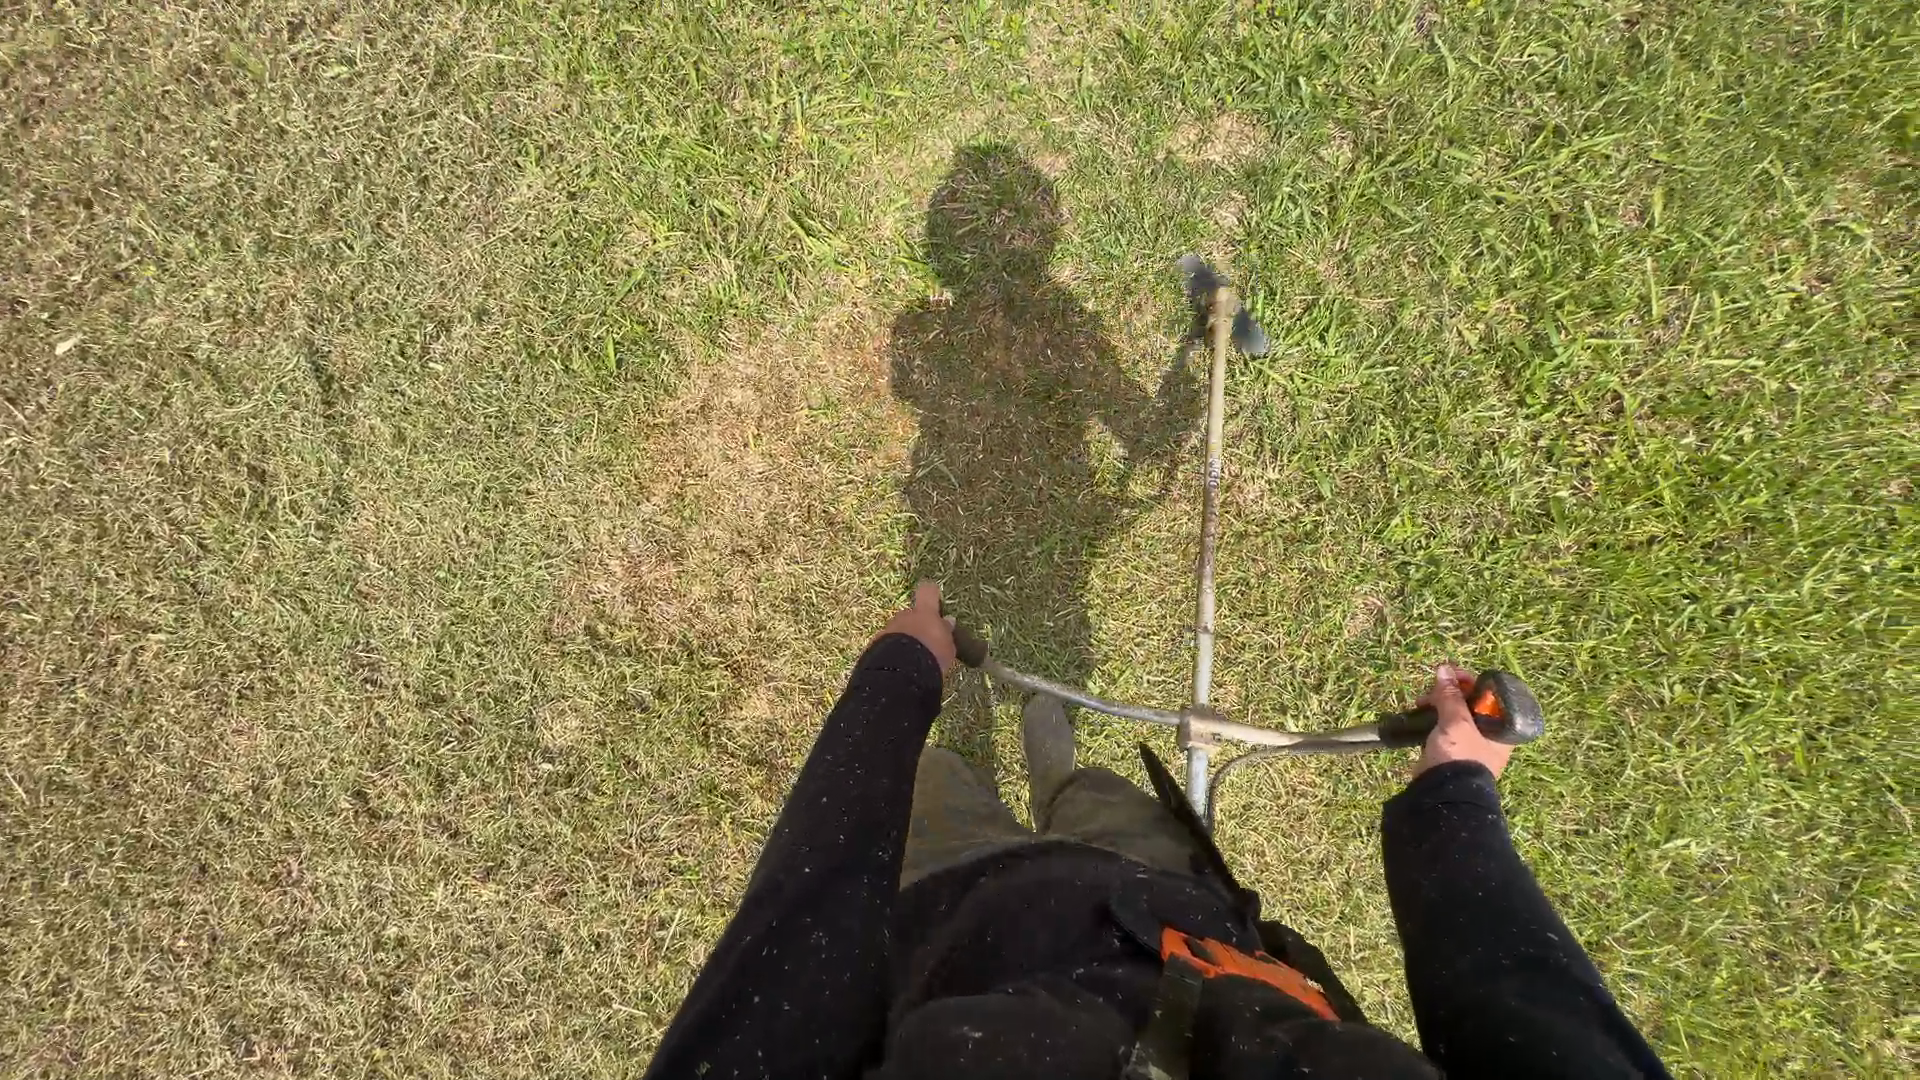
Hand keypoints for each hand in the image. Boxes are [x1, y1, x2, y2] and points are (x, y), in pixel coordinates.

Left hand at [876, 581, 956, 674]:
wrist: (901, 673)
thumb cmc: (931, 655)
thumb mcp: (947, 645)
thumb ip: (946, 631)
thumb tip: (948, 620)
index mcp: (925, 612)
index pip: (928, 591)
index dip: (930, 594)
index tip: (934, 598)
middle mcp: (904, 616)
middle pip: (910, 614)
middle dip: (916, 625)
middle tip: (925, 642)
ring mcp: (888, 629)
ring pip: (897, 629)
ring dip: (903, 639)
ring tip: (912, 658)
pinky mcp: (875, 644)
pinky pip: (887, 643)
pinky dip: (892, 651)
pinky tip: (899, 665)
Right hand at [1414, 664, 1512, 779]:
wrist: (1444, 790)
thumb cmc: (1460, 754)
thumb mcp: (1457, 722)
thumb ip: (1450, 696)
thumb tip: (1443, 669)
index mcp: (1501, 727)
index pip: (1489, 695)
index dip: (1469, 682)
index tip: (1448, 675)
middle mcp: (1489, 732)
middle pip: (1470, 701)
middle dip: (1448, 692)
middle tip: (1430, 692)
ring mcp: (1470, 740)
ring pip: (1454, 711)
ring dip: (1436, 702)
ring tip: (1420, 703)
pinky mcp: (1451, 746)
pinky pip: (1443, 723)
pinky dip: (1432, 715)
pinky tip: (1420, 713)